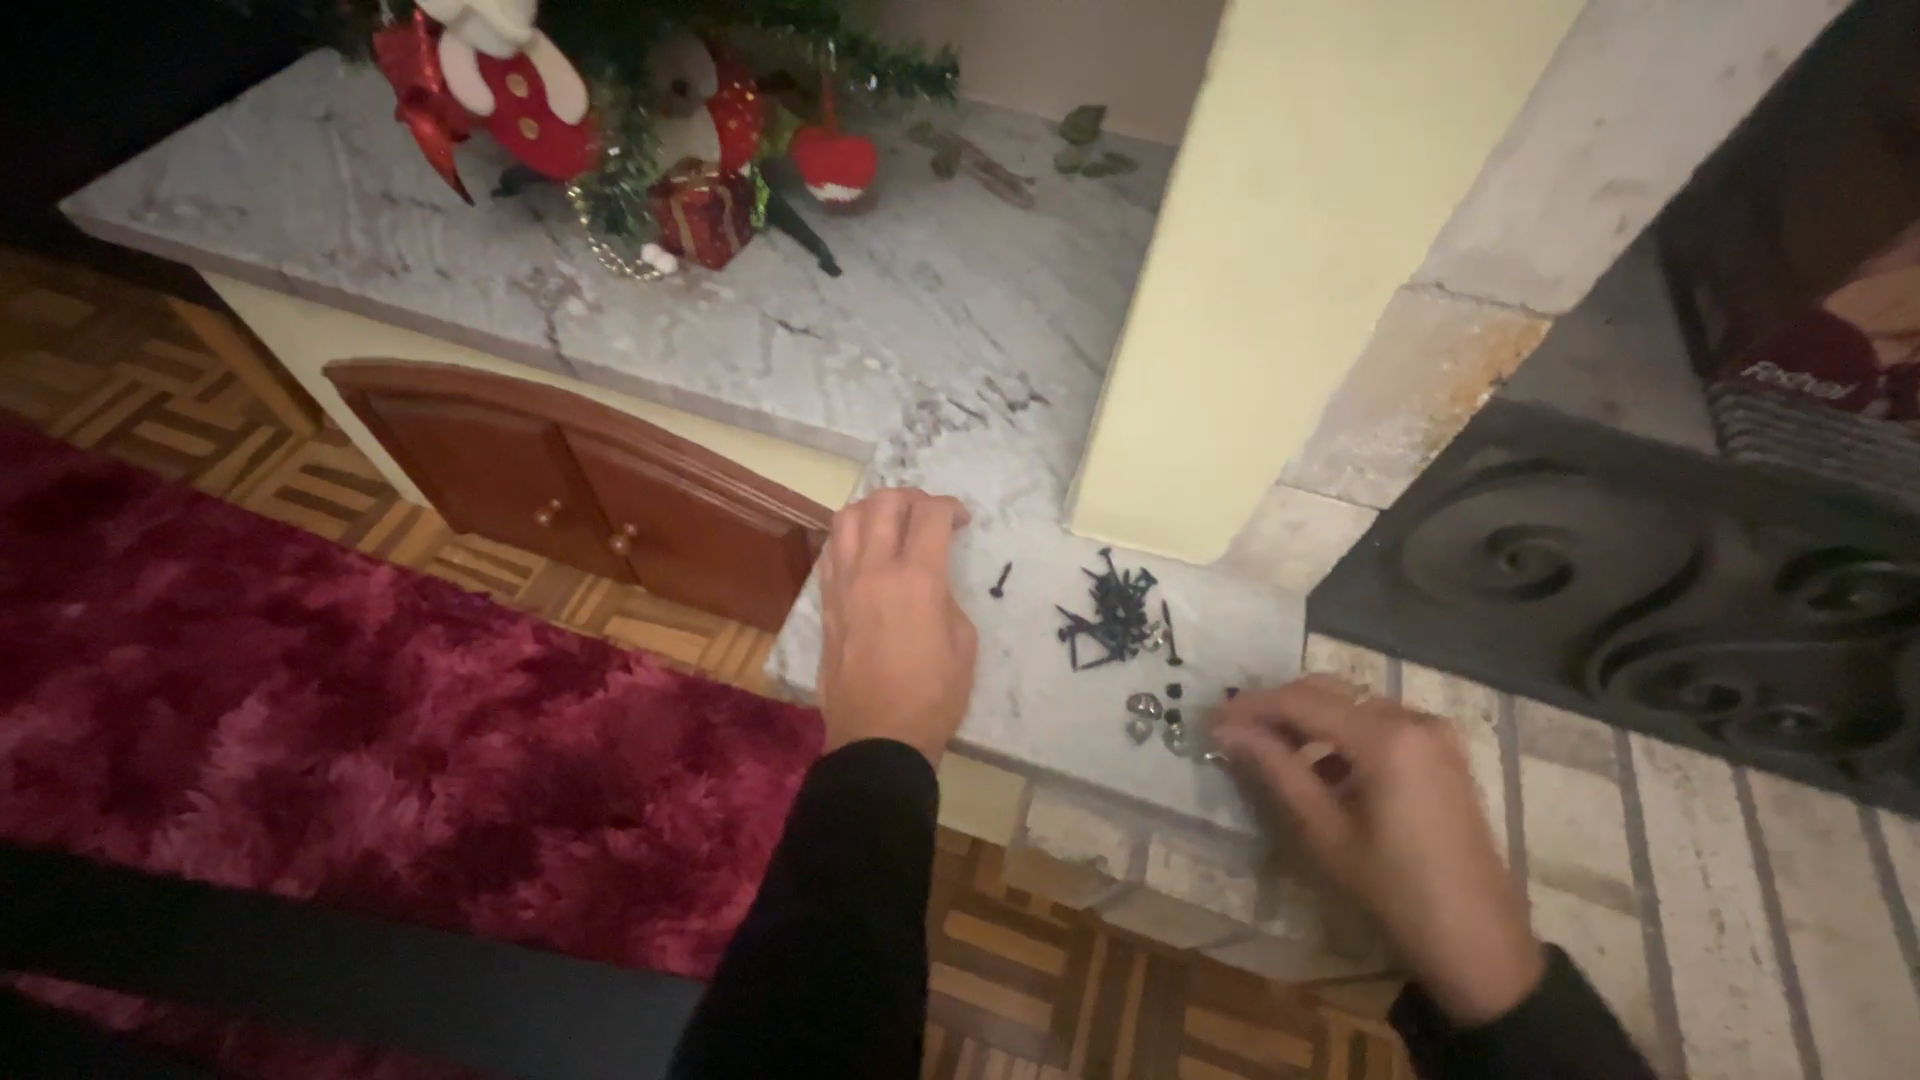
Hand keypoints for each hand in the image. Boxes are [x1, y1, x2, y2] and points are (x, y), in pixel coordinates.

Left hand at [817, 488, 977, 766]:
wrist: (878, 737)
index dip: (951, 507)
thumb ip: (947, 599)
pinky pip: (832, 551)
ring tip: (892, 523)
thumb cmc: (933, 696)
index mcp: (917, 579)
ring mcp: (843, 585)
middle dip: (912, 497)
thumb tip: (930, 585)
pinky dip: (850, 538)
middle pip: (885, 503)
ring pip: (848, 518)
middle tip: (929, 514)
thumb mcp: (963, 643)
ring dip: (874, 509)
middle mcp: (874, 570)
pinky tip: (866, 552)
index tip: (962, 520)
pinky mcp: (826, 604)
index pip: (931, 516)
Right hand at [1212, 675, 1543, 1025]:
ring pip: (1350, 704)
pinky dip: (1341, 735)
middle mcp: (1412, 718)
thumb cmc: (1395, 890)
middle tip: (1234, 732)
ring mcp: (1432, 732)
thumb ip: (1275, 768)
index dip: (1251, 707)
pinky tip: (1318, 769)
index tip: (1211, 720)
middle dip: (1276, 708)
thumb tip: (1226, 730)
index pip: (1301, 702)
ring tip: (1269, 752)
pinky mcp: (1440, 750)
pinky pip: (1377, 723)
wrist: (1479, 942)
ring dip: (1307, 721)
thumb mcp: (1324, 830)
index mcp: (1387, 737)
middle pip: (1326, 692)